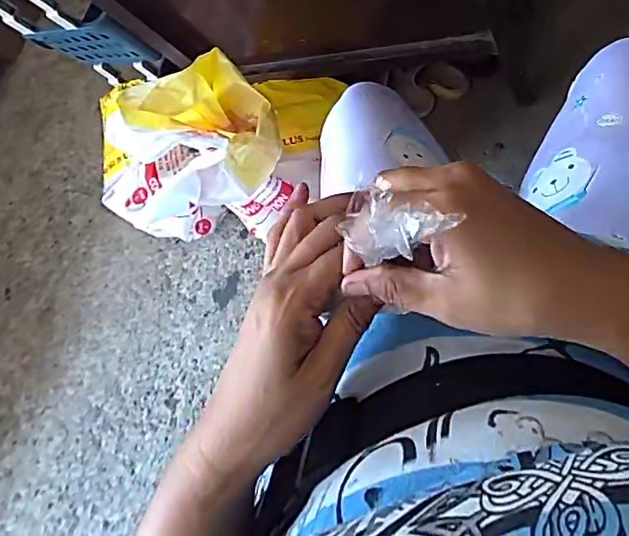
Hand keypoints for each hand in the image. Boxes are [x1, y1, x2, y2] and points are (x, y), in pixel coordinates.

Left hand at [183, 188, 381, 485]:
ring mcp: (267, 280)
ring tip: (357, 198)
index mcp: (293, 298)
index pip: (338, 251)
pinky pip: (279, 239)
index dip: (369, 238)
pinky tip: (302, 195)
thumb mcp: (324, 374)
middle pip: (318, 229)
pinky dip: (293, 214)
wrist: (230, 433)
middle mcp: (277, 279)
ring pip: (297, 226)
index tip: (398, 230)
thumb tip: (380, 284)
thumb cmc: (276, 412)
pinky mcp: (265, 288)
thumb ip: (351, 322)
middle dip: (352, 212)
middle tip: (387, 207)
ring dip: (326, 207)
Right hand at [340, 163, 624, 339]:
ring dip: (397, 212)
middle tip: (377, 261)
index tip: (357, 273)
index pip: (376, 210)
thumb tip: (350, 283)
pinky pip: (435, 183)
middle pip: (389, 185)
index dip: (359, 242)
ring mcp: (469, 174)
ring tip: (403, 256)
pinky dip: (420, 206)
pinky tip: (430, 243)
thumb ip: (394, 287)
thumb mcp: (449, 301)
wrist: (582, 285)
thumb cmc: (515, 299)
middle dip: (375, 220)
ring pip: (411, 182)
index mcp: (439, 204)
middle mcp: (450, 176)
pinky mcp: (483, 181)